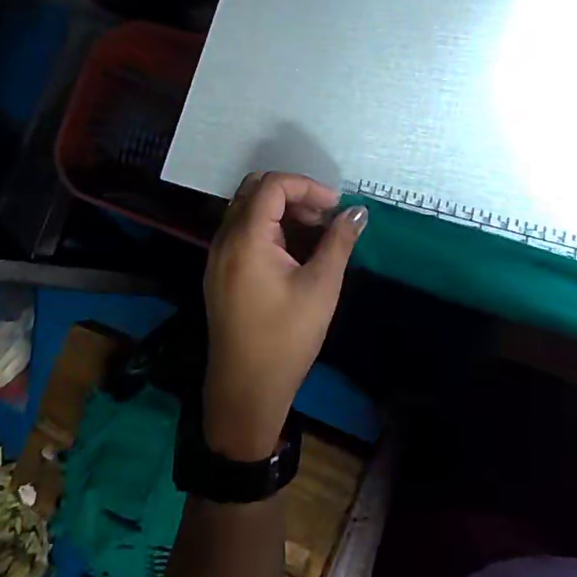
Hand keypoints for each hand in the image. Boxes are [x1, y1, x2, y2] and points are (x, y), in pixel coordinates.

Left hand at [201, 172, 365, 460]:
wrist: (246, 390)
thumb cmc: (286, 337)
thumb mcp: (321, 286)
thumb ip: (339, 241)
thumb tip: (358, 212)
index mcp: (246, 238)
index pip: (272, 185)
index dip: (307, 187)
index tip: (335, 207)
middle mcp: (225, 240)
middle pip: (254, 191)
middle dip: (293, 195)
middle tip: (324, 217)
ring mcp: (218, 257)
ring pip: (247, 211)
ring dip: (282, 213)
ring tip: (316, 236)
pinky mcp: (221, 274)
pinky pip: (243, 233)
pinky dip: (270, 230)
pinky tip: (295, 255)